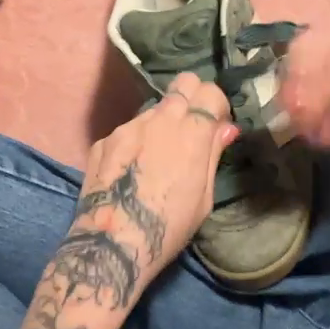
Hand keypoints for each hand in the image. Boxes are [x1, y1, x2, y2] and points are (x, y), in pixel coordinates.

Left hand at [49, 73, 238, 310]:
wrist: (110, 244)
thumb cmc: (168, 228)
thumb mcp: (203, 198)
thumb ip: (212, 155)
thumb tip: (225, 128)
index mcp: (190, 134)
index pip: (209, 92)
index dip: (216, 105)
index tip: (216, 125)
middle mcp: (158, 120)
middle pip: (182, 84)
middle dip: (192, 97)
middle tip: (192, 126)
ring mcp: (127, 127)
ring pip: (153, 109)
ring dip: (162, 122)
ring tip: (159, 156)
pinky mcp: (103, 140)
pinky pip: (128, 130)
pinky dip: (137, 141)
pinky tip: (132, 170)